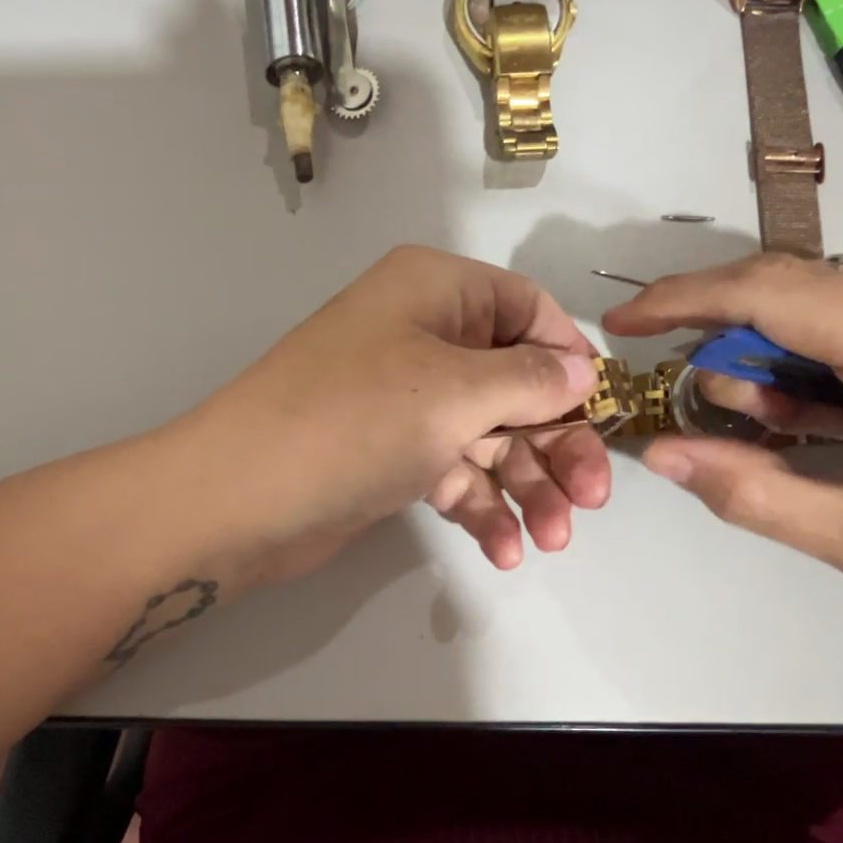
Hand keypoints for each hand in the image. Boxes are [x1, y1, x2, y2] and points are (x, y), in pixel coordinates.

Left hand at [184, 247, 611, 581]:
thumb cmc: (355, 421)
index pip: (529, 310)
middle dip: (555, 443)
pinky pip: (453, 471)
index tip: (602, 414)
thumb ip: (531, 380)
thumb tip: (582, 372)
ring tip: (553, 539)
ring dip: (526, 487)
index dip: (570, 360)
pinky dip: (481, 507)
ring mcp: (404, 400)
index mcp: (435, 291)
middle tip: (590, 501)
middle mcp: (422, 336)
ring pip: (490, 435)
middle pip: (517, 383)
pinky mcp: (390, 455)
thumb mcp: (455, 391)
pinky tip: (503, 551)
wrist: (241, 498)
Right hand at [603, 254, 842, 659]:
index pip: (781, 293)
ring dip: (769, 362)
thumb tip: (656, 452)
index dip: (686, 301)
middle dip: (725, 344)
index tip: (621, 323)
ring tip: (786, 429)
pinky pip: (840, 311)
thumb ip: (752, 492)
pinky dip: (805, 362)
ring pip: (809, 300)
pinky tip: (824, 414)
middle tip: (706, 410)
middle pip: (789, 290)